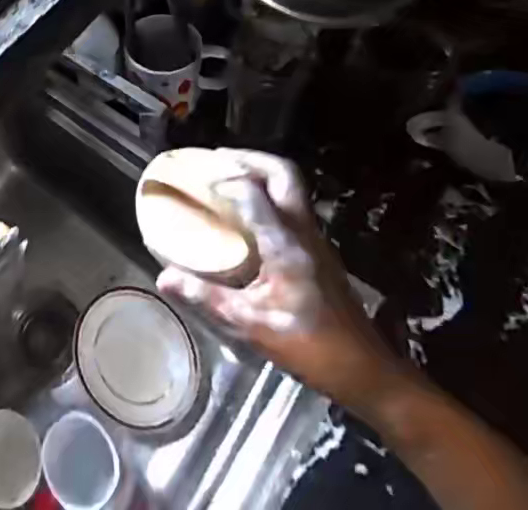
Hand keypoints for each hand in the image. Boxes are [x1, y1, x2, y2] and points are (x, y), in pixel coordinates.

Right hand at [154, 149, 406, 404]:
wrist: (364, 369)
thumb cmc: (309, 347)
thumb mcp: (250, 325)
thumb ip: (206, 298)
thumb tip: (163, 278)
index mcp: (285, 244)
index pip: (253, 193)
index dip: (225, 178)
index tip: (197, 174)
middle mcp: (303, 230)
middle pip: (282, 173)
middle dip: (250, 158)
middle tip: (218, 159)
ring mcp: (314, 236)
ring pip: (291, 185)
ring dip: (260, 172)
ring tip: (228, 177)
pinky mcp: (317, 247)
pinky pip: (291, 203)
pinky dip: (268, 193)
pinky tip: (247, 212)